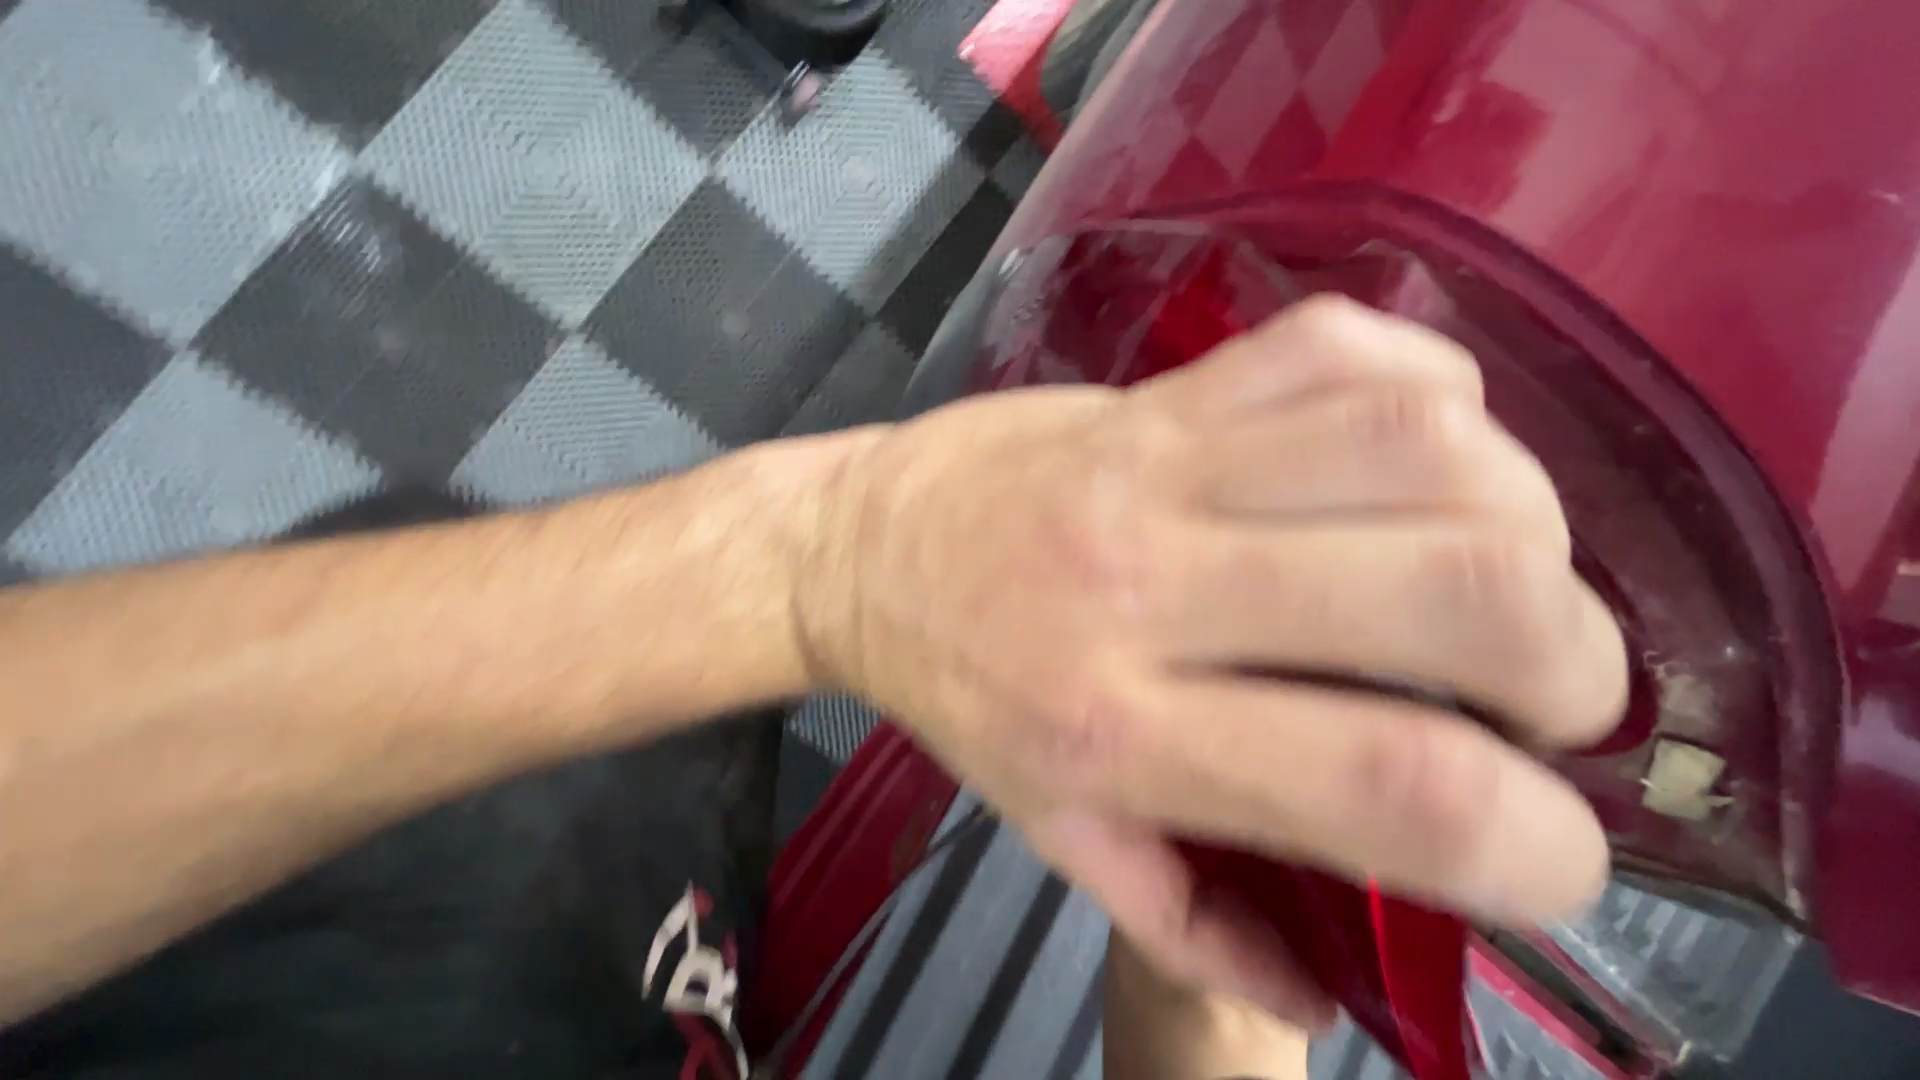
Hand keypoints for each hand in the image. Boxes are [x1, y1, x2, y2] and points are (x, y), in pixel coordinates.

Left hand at [796, 296, 1627, 1024]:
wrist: (863, 550)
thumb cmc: (960, 694)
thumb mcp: (1054, 833)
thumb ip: (1193, 924)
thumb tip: (1338, 995)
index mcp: (1122, 730)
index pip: (1392, 785)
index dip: (1538, 842)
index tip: (1551, 844)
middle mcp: (1151, 585)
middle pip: (1459, 589)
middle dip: (1570, 659)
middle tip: (1539, 686)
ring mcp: (1157, 466)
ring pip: (1422, 445)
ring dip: (1520, 517)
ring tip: (1483, 564)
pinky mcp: (1160, 388)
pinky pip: (1345, 350)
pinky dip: (1436, 392)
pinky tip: (1412, 455)